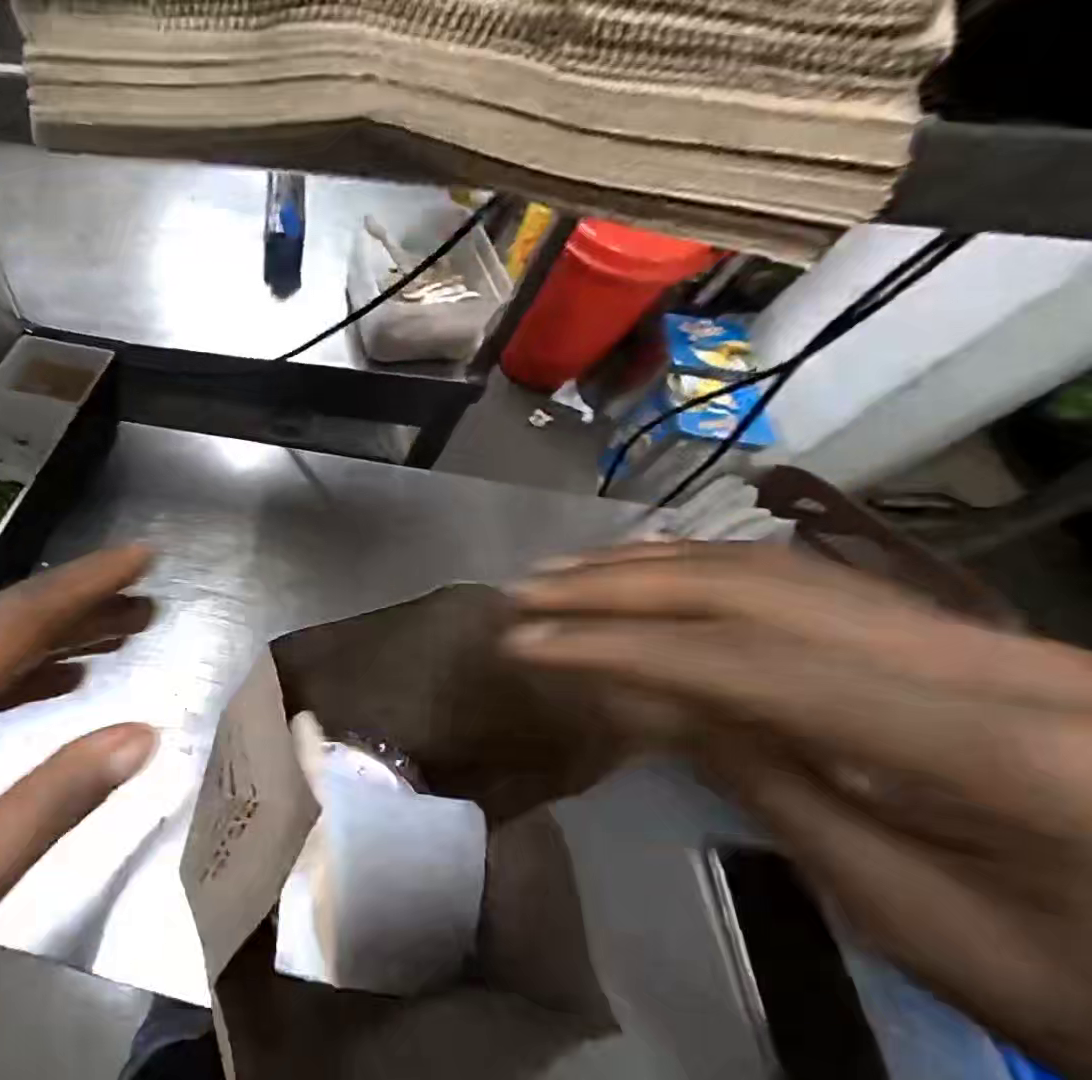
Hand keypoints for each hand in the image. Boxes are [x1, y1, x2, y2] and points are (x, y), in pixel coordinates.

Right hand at [504, 542, 1091, 1074]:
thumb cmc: (1080, 986)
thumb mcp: (911, 915)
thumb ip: (773, 786)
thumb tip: (641, 698)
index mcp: (996, 749)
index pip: (751, 664)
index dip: (619, 647)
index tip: (524, 643)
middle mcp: (996, 662)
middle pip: (764, 593)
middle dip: (624, 588)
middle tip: (528, 590)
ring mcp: (992, 638)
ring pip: (790, 572)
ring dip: (659, 568)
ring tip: (566, 572)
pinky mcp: (977, 639)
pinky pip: (823, 584)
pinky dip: (719, 569)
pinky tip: (657, 563)